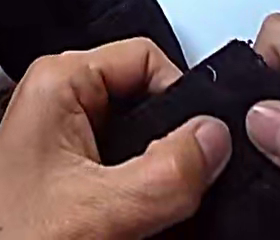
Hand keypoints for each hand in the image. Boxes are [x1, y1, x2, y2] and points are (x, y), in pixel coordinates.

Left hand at [0, 37, 231, 239]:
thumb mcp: (95, 211)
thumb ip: (164, 173)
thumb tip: (217, 138)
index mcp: (62, 80)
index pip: (147, 58)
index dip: (179, 97)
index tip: (200, 145)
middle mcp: (64, 101)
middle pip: (147, 100)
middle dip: (171, 146)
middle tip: (189, 187)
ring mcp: (65, 141)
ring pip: (139, 142)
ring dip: (160, 177)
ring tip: (171, 212)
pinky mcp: (68, 179)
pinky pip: (125, 172)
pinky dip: (145, 197)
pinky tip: (152, 224)